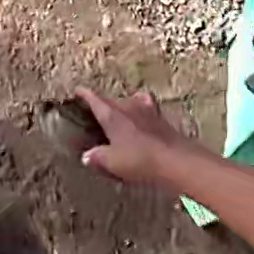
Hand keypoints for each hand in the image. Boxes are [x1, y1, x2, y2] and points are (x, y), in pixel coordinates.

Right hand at [74, 86, 210, 188]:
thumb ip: (97, 157)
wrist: (174, 160)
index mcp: (112, 115)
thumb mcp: (112, 162)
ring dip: (123, 106)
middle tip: (96, 109)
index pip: (95, 100)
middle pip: (111, 100)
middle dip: (103, 103)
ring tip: (119, 113)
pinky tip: (143, 119)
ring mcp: (146, 111)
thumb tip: (87, 156)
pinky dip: (142, 112)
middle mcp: (128, 108)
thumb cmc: (139, 159)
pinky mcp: (161, 119)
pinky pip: (147, 110)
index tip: (79, 91)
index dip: (85, 95)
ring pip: (129, 103)